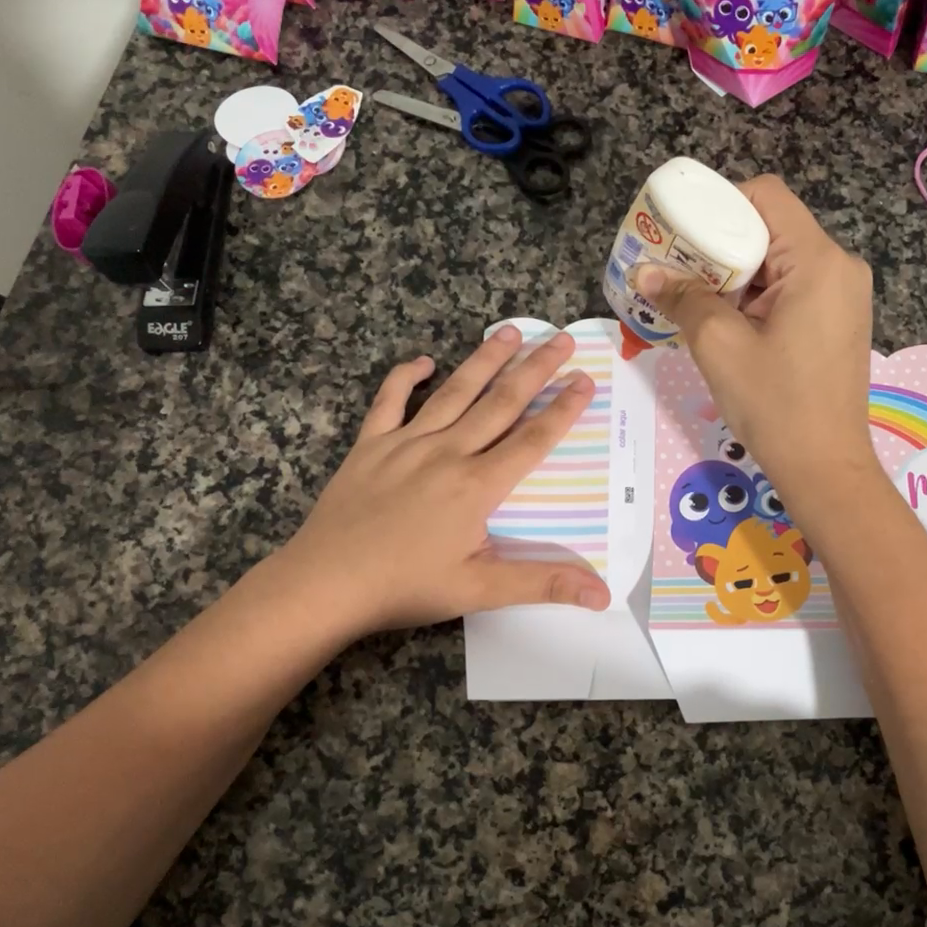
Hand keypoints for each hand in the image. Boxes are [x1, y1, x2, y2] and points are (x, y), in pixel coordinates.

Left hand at [268, 326, 611, 643]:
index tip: (585, 380)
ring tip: (510, 332)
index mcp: (477, 485)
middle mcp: (447, 453)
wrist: (325, 583)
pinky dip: (405, 378)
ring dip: (485, 360)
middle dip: (536, 369)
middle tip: (562, 340)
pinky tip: (422, 361)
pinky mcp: (370, 446)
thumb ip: (542, 583)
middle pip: (500, 403)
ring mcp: (405, 444)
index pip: (532, 440)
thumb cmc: (406, 587)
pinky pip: (390, 401)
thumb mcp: (480, 591)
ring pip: (454, 392)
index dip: (562, 410)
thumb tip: (601, 595)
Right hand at [627, 175, 875, 489]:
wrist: (826, 469)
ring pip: (780, 263)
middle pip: (772, 229)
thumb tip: (646, 272)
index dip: (719, 206)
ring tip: (696, 303)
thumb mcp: (720, 346)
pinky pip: (794, 291)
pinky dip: (758, 299)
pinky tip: (728, 325)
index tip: (684, 237)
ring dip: (736, 277)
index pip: (766, 196)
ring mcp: (845, 297)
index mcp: (818, 261)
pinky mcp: (840, 323)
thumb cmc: (775, 405)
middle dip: (721, 247)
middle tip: (678, 274)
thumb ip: (683, 298)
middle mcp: (840, 268)